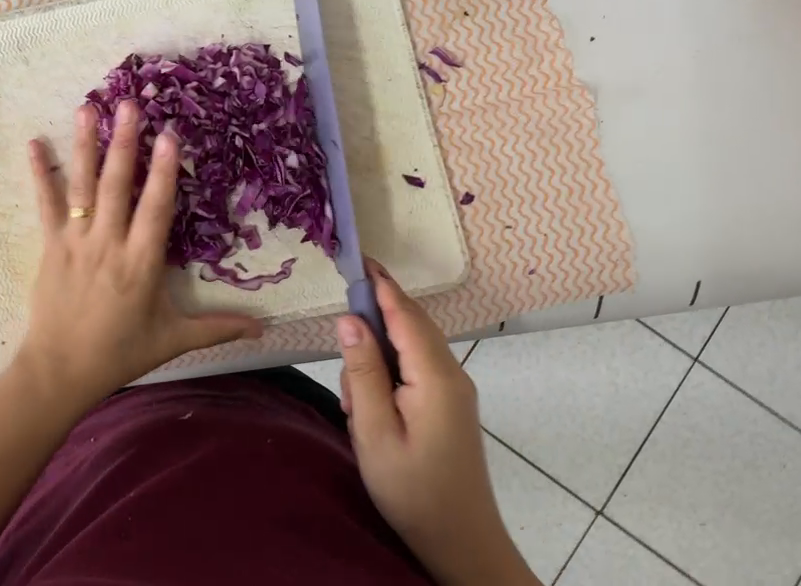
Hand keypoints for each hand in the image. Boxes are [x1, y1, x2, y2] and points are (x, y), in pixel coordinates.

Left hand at [15, 100, 262, 406]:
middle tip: (129, 105)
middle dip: (124, 143)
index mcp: (141, 264)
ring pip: (81, 187)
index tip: (169, 135)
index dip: (163, 172)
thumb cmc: (120, 353)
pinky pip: (45, 204)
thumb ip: (218, 328)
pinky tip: (34, 143)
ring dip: (85, 146)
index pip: (155, 209)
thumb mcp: (172, 339)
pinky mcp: (50, 246)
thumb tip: (265, 327)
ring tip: (87, 108)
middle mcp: (108, 245)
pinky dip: (39, 173)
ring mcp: (75, 242)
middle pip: (116, 186)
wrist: (61, 370)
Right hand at [336, 266, 539, 585]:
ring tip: (352, 402)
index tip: (357, 255)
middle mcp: (451, 374)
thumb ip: (361, 372)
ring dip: (375, 354)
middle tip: (338, 317)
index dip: (381, 283)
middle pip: (410, 324)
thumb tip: (350, 319)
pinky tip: (367, 403)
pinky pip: (415, 366)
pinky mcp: (449, 404)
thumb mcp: (373, 431)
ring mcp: (453, 389)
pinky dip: (387, 370)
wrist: (462, 545)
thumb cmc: (413, 490)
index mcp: (435, 377)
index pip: (405, 314)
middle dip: (374, 313)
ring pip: (409, 346)